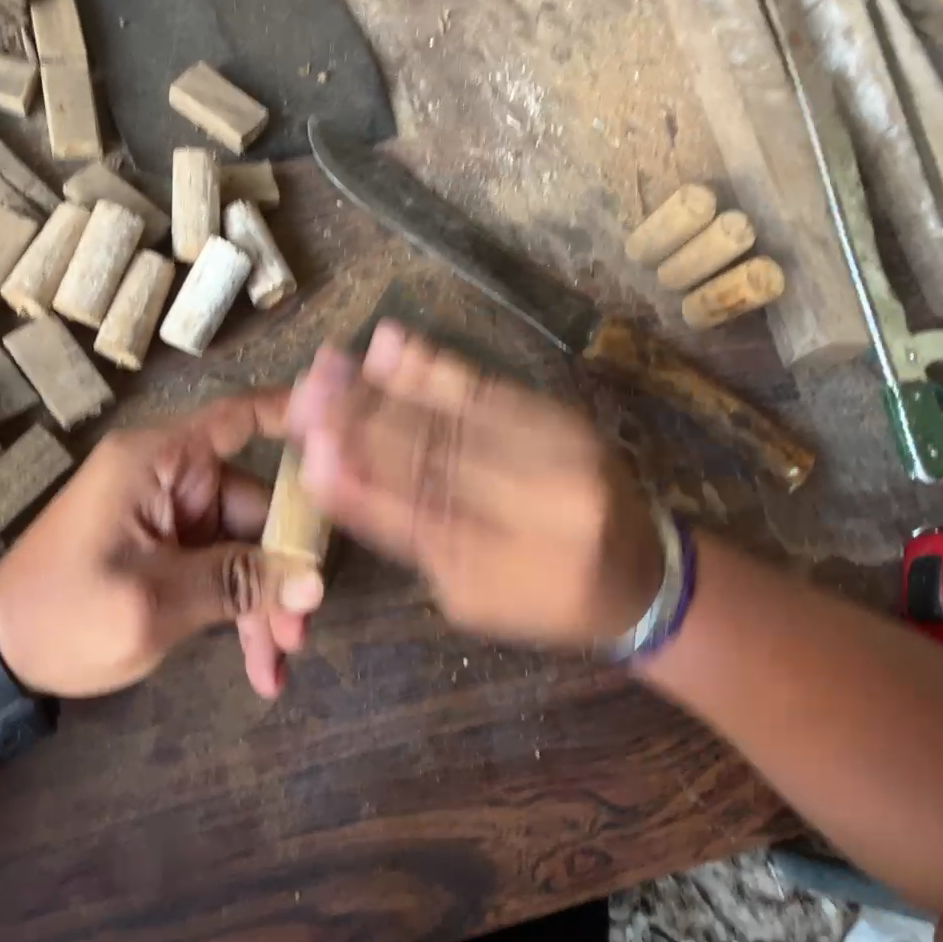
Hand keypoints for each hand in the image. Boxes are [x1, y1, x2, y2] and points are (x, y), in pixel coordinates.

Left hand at [0, 392, 325, 699]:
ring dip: (265, 605)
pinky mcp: (171, 553)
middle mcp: (170, 479)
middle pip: (257, 508)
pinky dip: (241, 612)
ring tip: (276, 667)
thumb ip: (236, 583)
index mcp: (157, 462)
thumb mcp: (153, 602)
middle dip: (283, 571)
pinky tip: (259, 666)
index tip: (349, 435)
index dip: (295, 417)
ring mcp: (172, 519)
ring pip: (248, 550)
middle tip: (300, 633)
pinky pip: (225, 572)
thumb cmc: (64, 614)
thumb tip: (314, 581)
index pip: (238, 418)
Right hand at [283, 322, 661, 647]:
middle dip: (361, 423)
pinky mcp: (559, 415)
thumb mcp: (474, 596)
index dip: (362, 486)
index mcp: (518, 566)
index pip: (421, 516)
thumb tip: (336, 482)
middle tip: (302, 394)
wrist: (641, 571)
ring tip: (328, 364)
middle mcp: (546, 503)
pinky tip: (390, 342)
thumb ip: (412, 539)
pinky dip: (432, 365)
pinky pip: (487, 387)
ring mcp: (558, 451)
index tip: (308, 453)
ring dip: (383, 388)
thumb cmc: (545, 599)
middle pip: (433, 457)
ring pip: (453, 417)